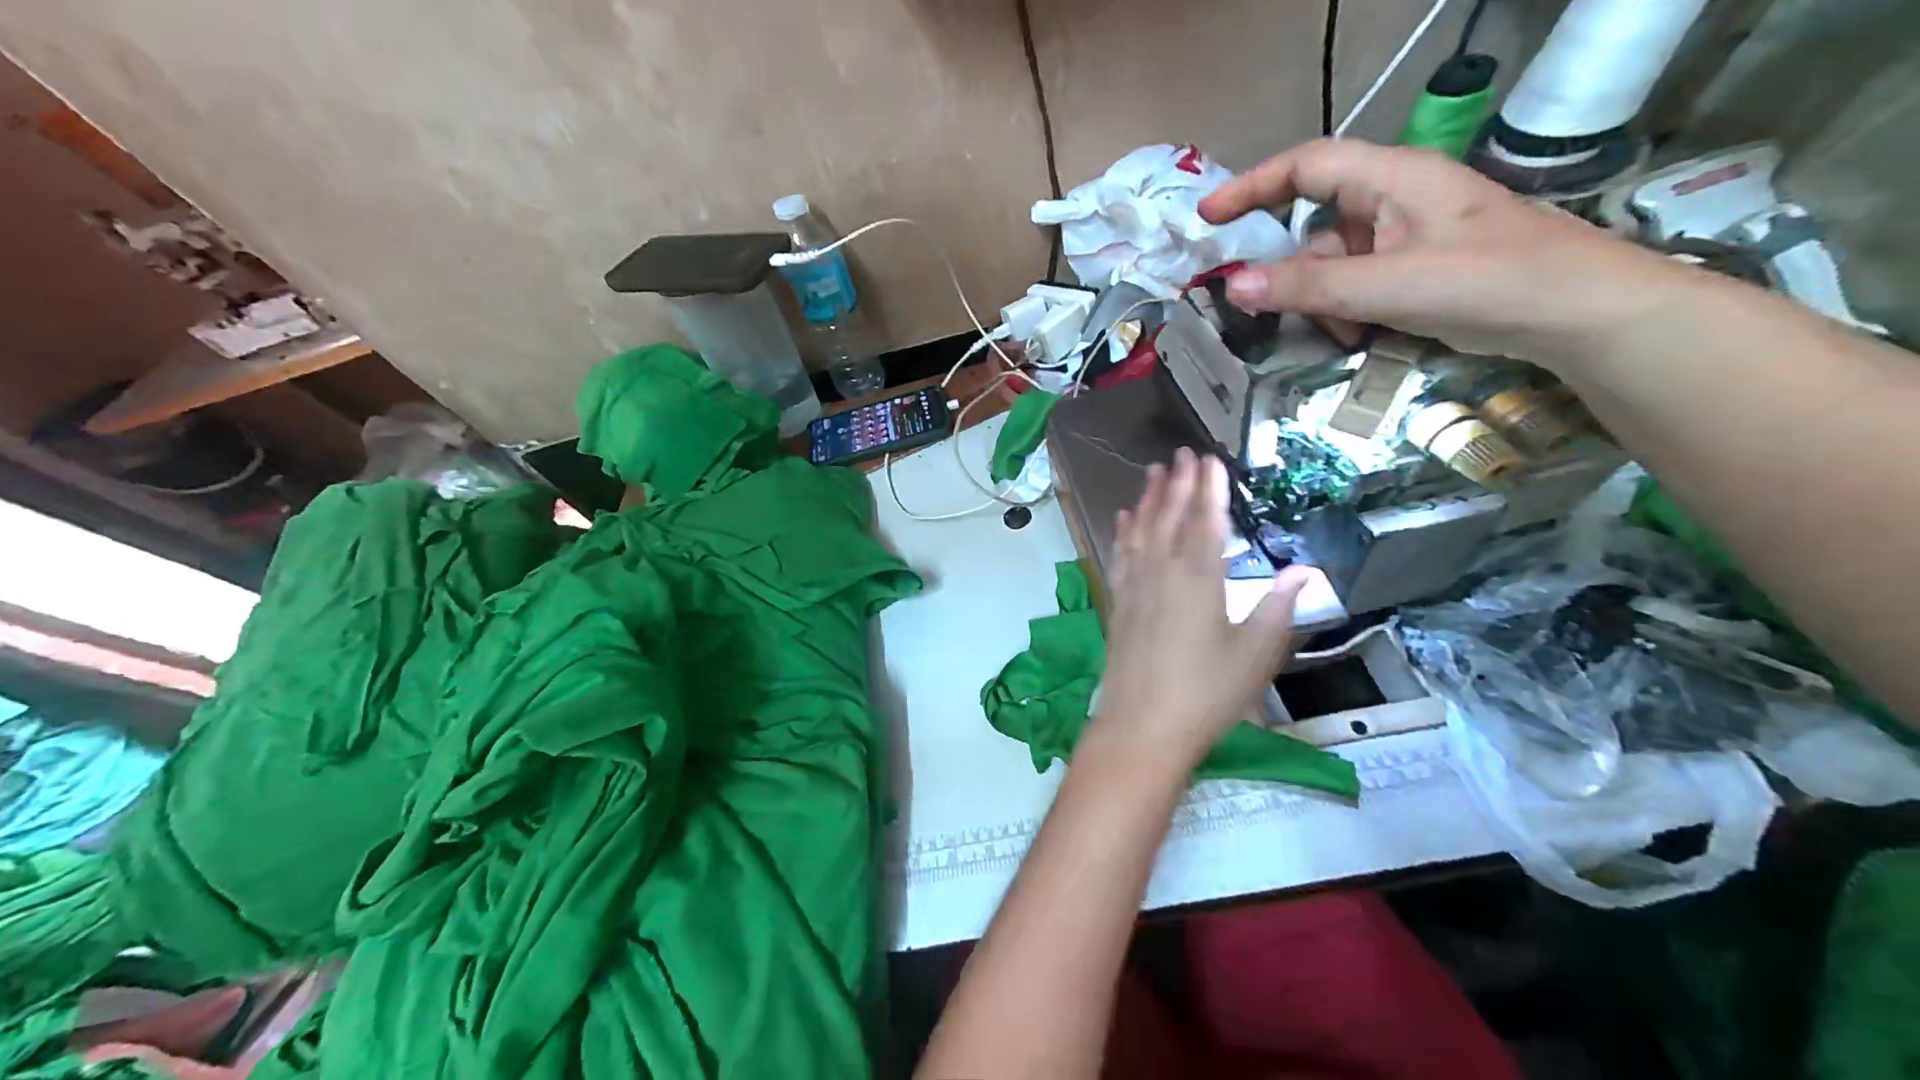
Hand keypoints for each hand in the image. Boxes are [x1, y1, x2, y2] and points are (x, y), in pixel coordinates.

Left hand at [1089, 447, 1312, 772]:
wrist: (1143, 725)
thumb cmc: (1207, 694)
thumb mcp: (1256, 654)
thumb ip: (1278, 608)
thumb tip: (1305, 571)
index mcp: (1200, 579)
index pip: (1206, 521)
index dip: (1210, 488)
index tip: (1211, 460)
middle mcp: (1163, 572)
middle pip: (1169, 517)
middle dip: (1177, 482)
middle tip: (1180, 452)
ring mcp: (1135, 587)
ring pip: (1140, 530)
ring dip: (1147, 499)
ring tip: (1152, 472)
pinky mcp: (1118, 603)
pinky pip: (1120, 556)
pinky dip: (1123, 533)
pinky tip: (1123, 519)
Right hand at [1198, 138, 1689, 367]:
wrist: (1577, 314)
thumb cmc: (1492, 280)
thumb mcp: (1390, 284)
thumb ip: (1310, 285)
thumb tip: (1232, 287)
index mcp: (1392, 178)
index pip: (1306, 166)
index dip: (1251, 186)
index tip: (1207, 217)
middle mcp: (1392, 200)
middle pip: (1312, 225)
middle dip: (1294, 269)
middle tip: (1265, 303)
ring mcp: (1402, 237)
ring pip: (1330, 263)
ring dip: (1323, 299)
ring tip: (1345, 330)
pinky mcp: (1410, 270)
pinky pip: (1353, 285)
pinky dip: (1345, 310)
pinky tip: (1362, 333)